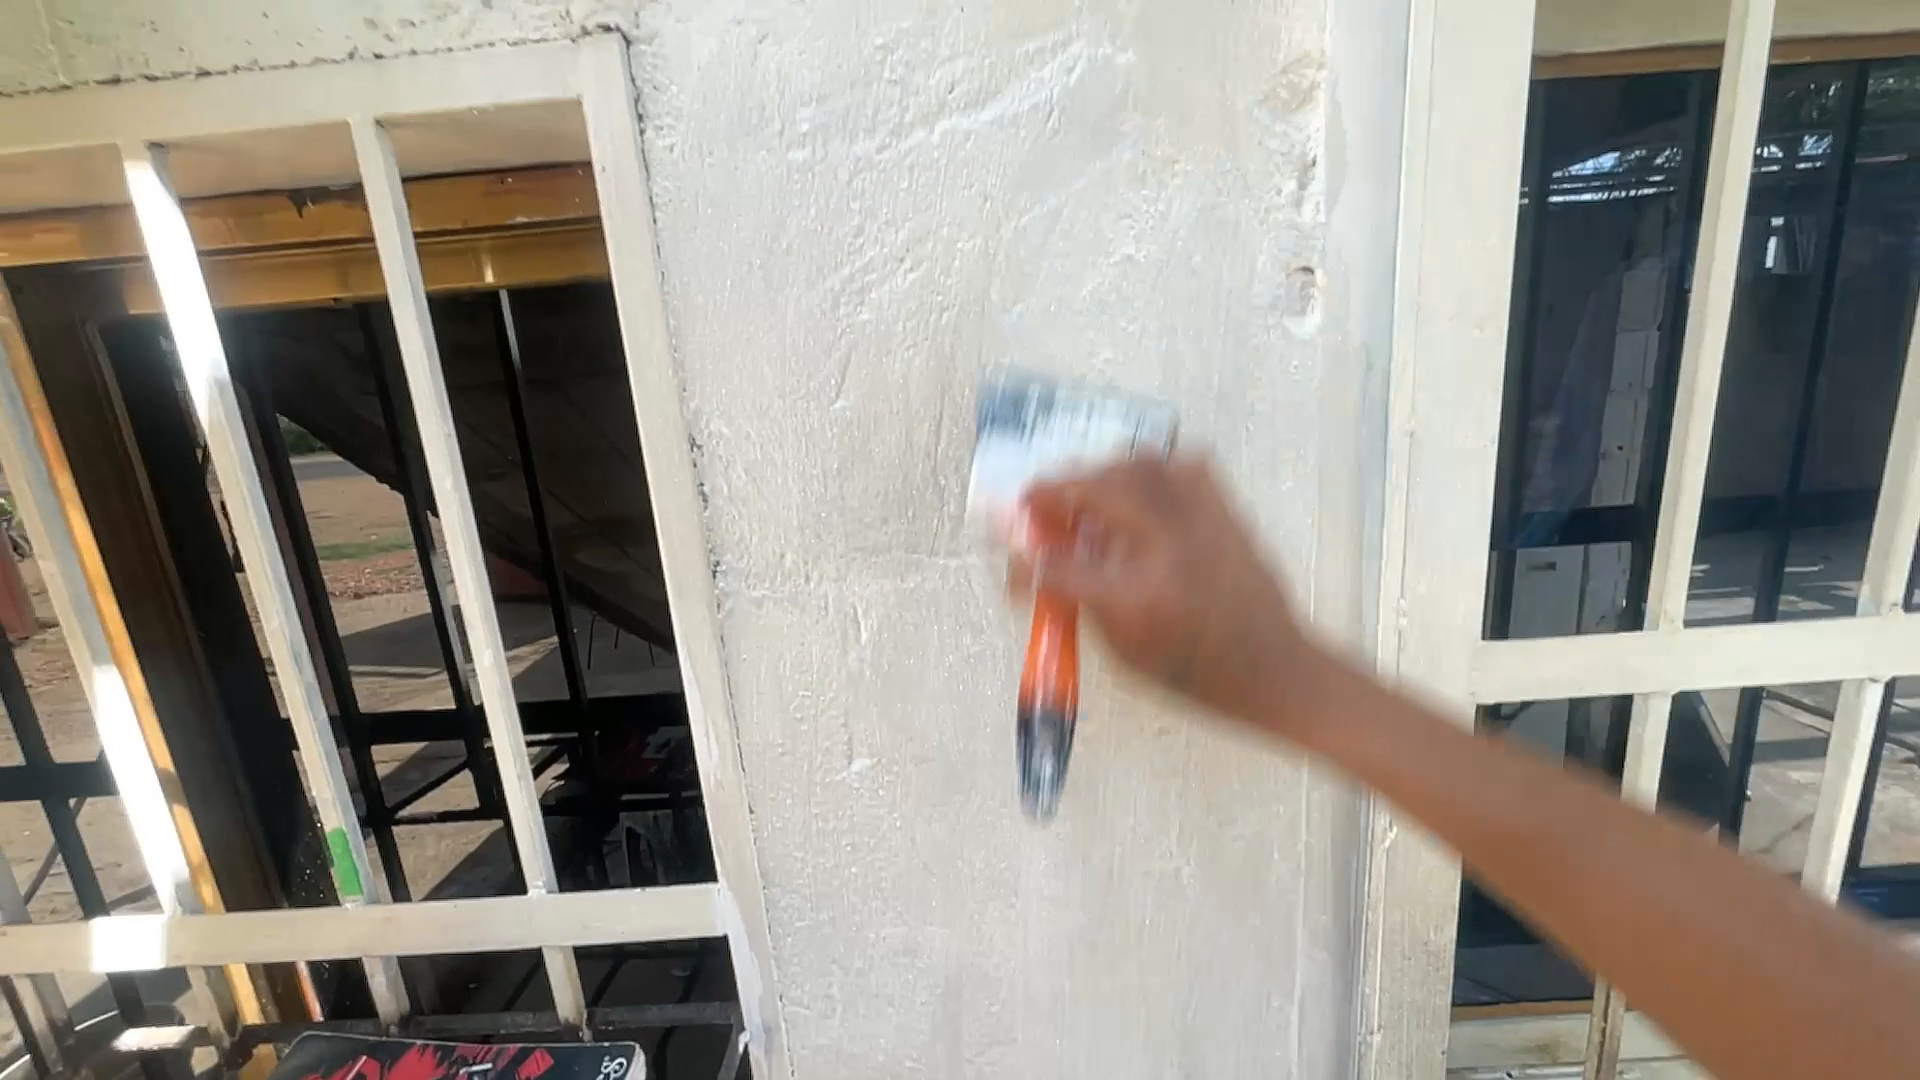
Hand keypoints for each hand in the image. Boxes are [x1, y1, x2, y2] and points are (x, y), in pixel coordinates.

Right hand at [1006, 457, 1328, 730]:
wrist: (1277, 670)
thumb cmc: (1196, 673)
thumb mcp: (1125, 651)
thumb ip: (1081, 601)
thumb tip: (1043, 563)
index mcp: (1137, 599)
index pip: (1060, 567)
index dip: (1025, 562)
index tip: (1012, 558)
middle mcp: (1168, 550)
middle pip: (1098, 492)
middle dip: (1056, 489)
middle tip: (1036, 499)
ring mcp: (1202, 524)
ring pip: (1140, 466)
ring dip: (1099, 471)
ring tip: (1083, 488)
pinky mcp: (1227, 511)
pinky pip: (1186, 465)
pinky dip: (1154, 467)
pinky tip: (1141, 485)